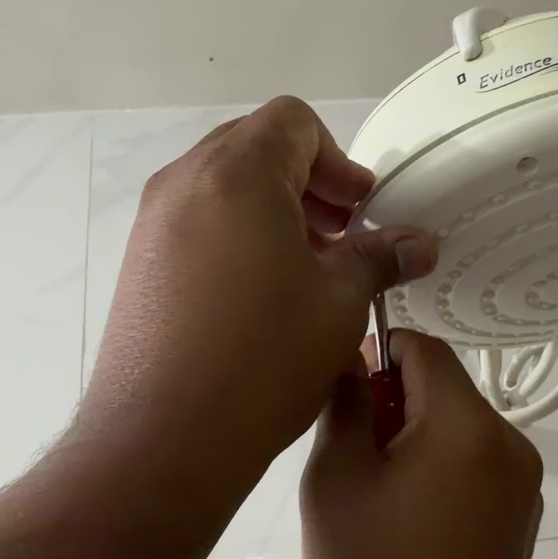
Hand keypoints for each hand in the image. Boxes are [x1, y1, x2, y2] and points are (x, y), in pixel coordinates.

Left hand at [80, 96, 437, 481]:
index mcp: (237, 173)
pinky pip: (197, 224)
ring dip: (273, 211)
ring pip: (223, 187)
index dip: (338, 157)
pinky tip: (262, 297)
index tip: (360, 209)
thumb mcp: (339, 303)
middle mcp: (185, 183)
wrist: (162, 437)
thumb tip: (418, 244)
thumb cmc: (263, 357)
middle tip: (341, 235)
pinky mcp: (139, 264)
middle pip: (255, 147)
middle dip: (307, 182)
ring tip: (306, 270)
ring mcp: (153, 224)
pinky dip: (238, 237)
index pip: (292, 122)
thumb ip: (379, 257)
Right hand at [301, 330, 544, 558]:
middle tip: (351, 461)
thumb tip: (357, 360)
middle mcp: (511, 443)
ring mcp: (525, 484)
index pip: (424, 348)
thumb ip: (346, 405)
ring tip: (376, 500)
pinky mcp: (522, 517)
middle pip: (444, 387)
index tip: (343, 400)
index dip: (376, 356)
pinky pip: (475, 464)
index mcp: (468, 425)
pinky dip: (439, 470)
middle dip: (393, 405)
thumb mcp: (337, 482)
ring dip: (414, 439)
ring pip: (458, 426)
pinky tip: (409, 526)